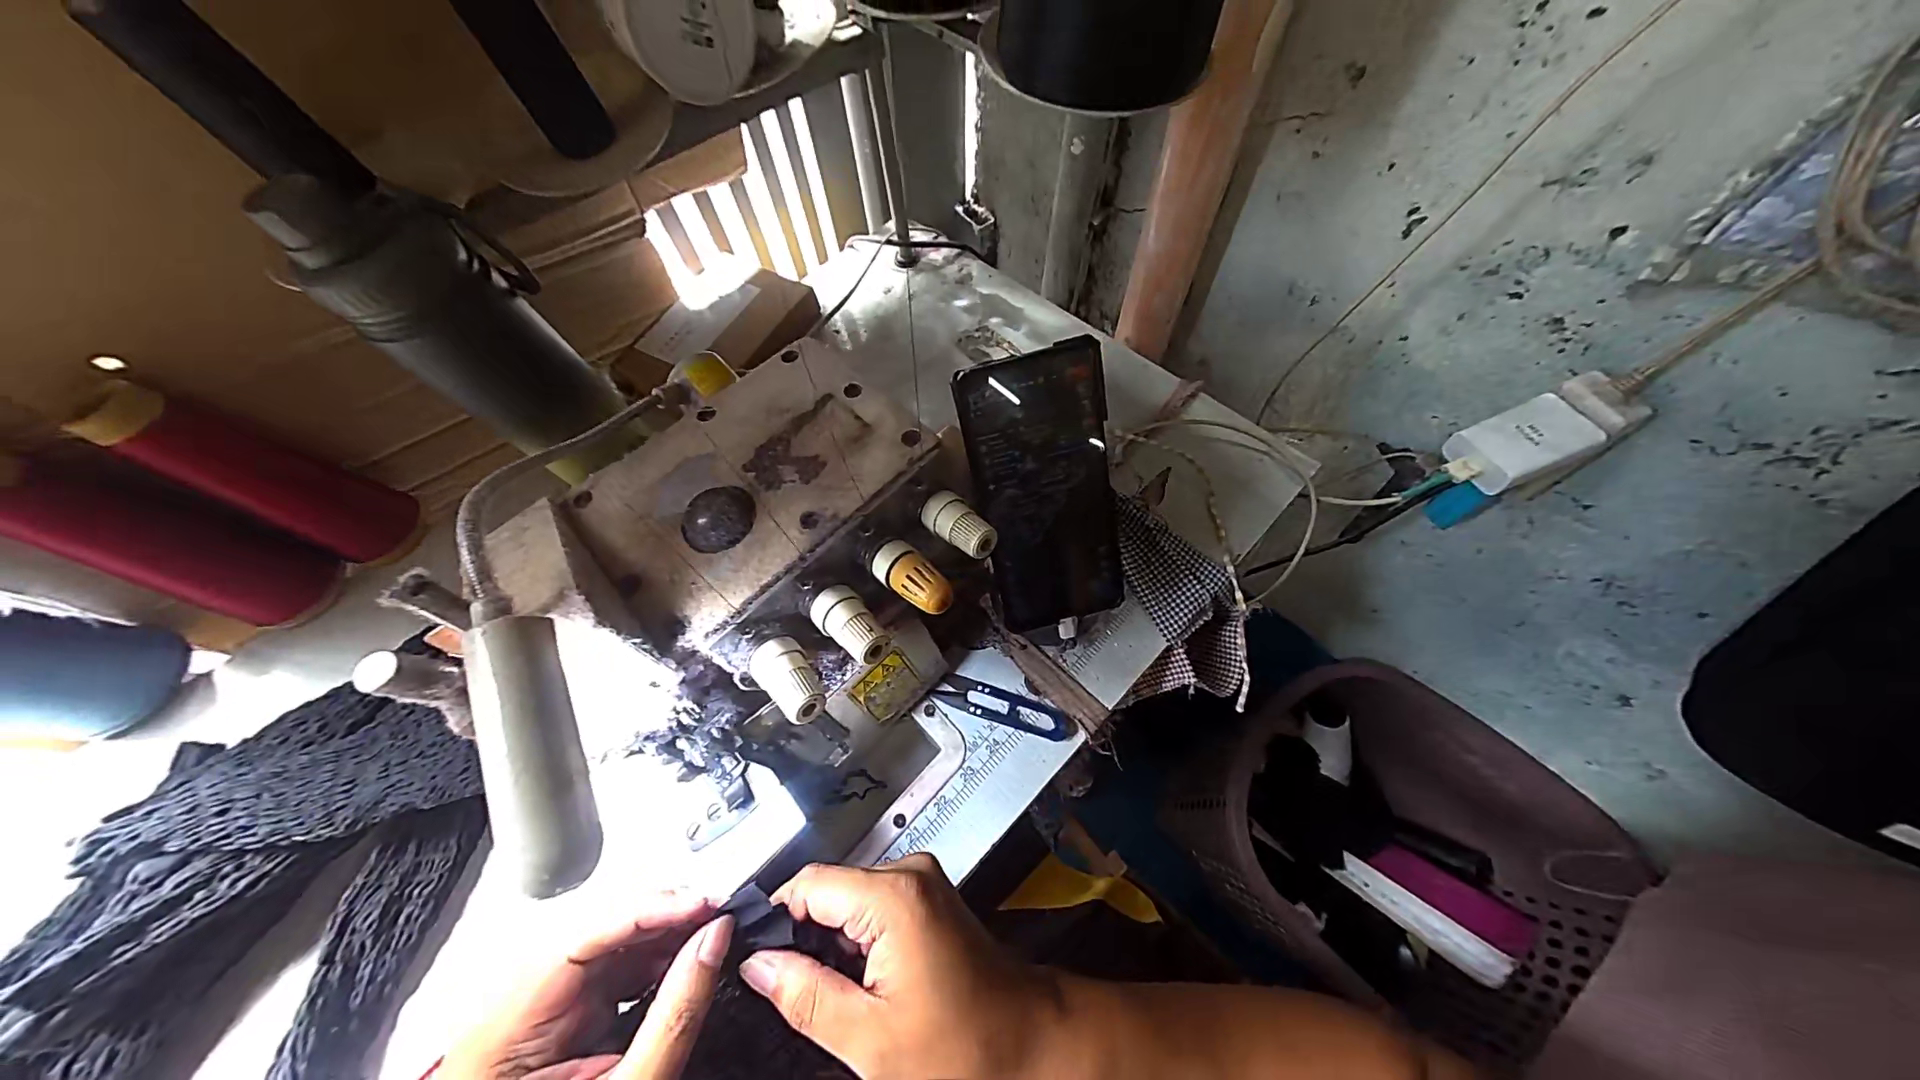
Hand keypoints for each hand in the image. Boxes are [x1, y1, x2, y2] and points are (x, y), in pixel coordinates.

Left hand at [439, 892, 733, 1079]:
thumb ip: (675, 1013)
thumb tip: (713, 939)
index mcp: (505, 1036)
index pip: (579, 940)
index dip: (645, 912)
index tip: (699, 905)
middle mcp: (517, 1014)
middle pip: (596, 936)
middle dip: (661, 917)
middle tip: (715, 913)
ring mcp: (543, 1015)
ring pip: (610, 948)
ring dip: (664, 934)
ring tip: (710, 929)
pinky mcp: (570, 1021)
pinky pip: (616, 972)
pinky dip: (657, 959)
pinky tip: (687, 955)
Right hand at [738, 854, 1060, 1079]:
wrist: (1027, 1036)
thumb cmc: (969, 1043)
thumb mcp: (870, 1038)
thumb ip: (804, 996)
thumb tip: (760, 966)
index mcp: (894, 897)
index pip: (807, 884)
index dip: (778, 922)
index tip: (764, 961)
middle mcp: (909, 873)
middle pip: (827, 889)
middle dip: (807, 936)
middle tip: (810, 991)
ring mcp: (921, 880)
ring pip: (847, 897)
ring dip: (834, 939)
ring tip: (851, 990)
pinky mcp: (926, 893)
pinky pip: (871, 903)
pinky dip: (859, 937)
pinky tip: (872, 977)